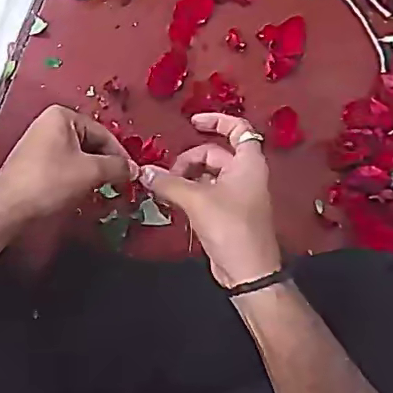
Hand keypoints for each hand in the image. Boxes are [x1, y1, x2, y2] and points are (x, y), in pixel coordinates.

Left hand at [0, 105, 136, 221]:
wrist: (8, 208)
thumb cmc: (49, 181)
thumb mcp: (90, 171)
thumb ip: (117, 166)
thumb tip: (135, 169)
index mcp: (62, 116)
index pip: (103, 133)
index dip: (120, 155)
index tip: (132, 175)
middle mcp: (50, 123)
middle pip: (91, 143)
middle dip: (106, 164)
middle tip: (120, 184)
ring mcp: (40, 142)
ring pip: (79, 156)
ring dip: (93, 173)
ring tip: (103, 190)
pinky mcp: (34, 162)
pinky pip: (65, 164)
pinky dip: (77, 177)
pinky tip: (82, 192)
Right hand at [139, 113, 282, 288]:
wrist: (248, 272)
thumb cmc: (231, 227)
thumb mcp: (197, 200)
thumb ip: (168, 183)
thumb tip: (144, 171)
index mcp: (248, 163)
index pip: (238, 129)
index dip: (216, 120)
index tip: (192, 122)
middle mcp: (245, 174)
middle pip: (214, 153)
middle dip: (189, 160)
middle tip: (167, 175)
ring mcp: (237, 194)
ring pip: (207, 174)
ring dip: (185, 178)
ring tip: (164, 189)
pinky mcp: (227, 212)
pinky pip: (205, 192)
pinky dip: (188, 192)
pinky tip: (170, 201)